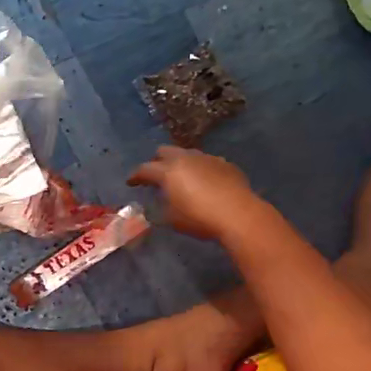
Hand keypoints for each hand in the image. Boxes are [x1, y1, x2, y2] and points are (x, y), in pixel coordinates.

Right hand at [127, 146, 266, 241]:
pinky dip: (199, 168)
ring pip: (186, 153)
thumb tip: (158, 203)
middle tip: (156, 175)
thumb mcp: (172, 219)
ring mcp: (206, 158)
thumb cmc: (199, 218)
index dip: (135, 176)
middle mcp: (185, 158)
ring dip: (179, 162)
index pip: (144, 169)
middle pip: (164, 151)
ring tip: (181, 176)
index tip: (131, 182)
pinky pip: (205, 161)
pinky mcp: (224, 163)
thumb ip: (161, 207)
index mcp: (168, 171)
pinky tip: (204, 181)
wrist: (239, 214)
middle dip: (156, 161)